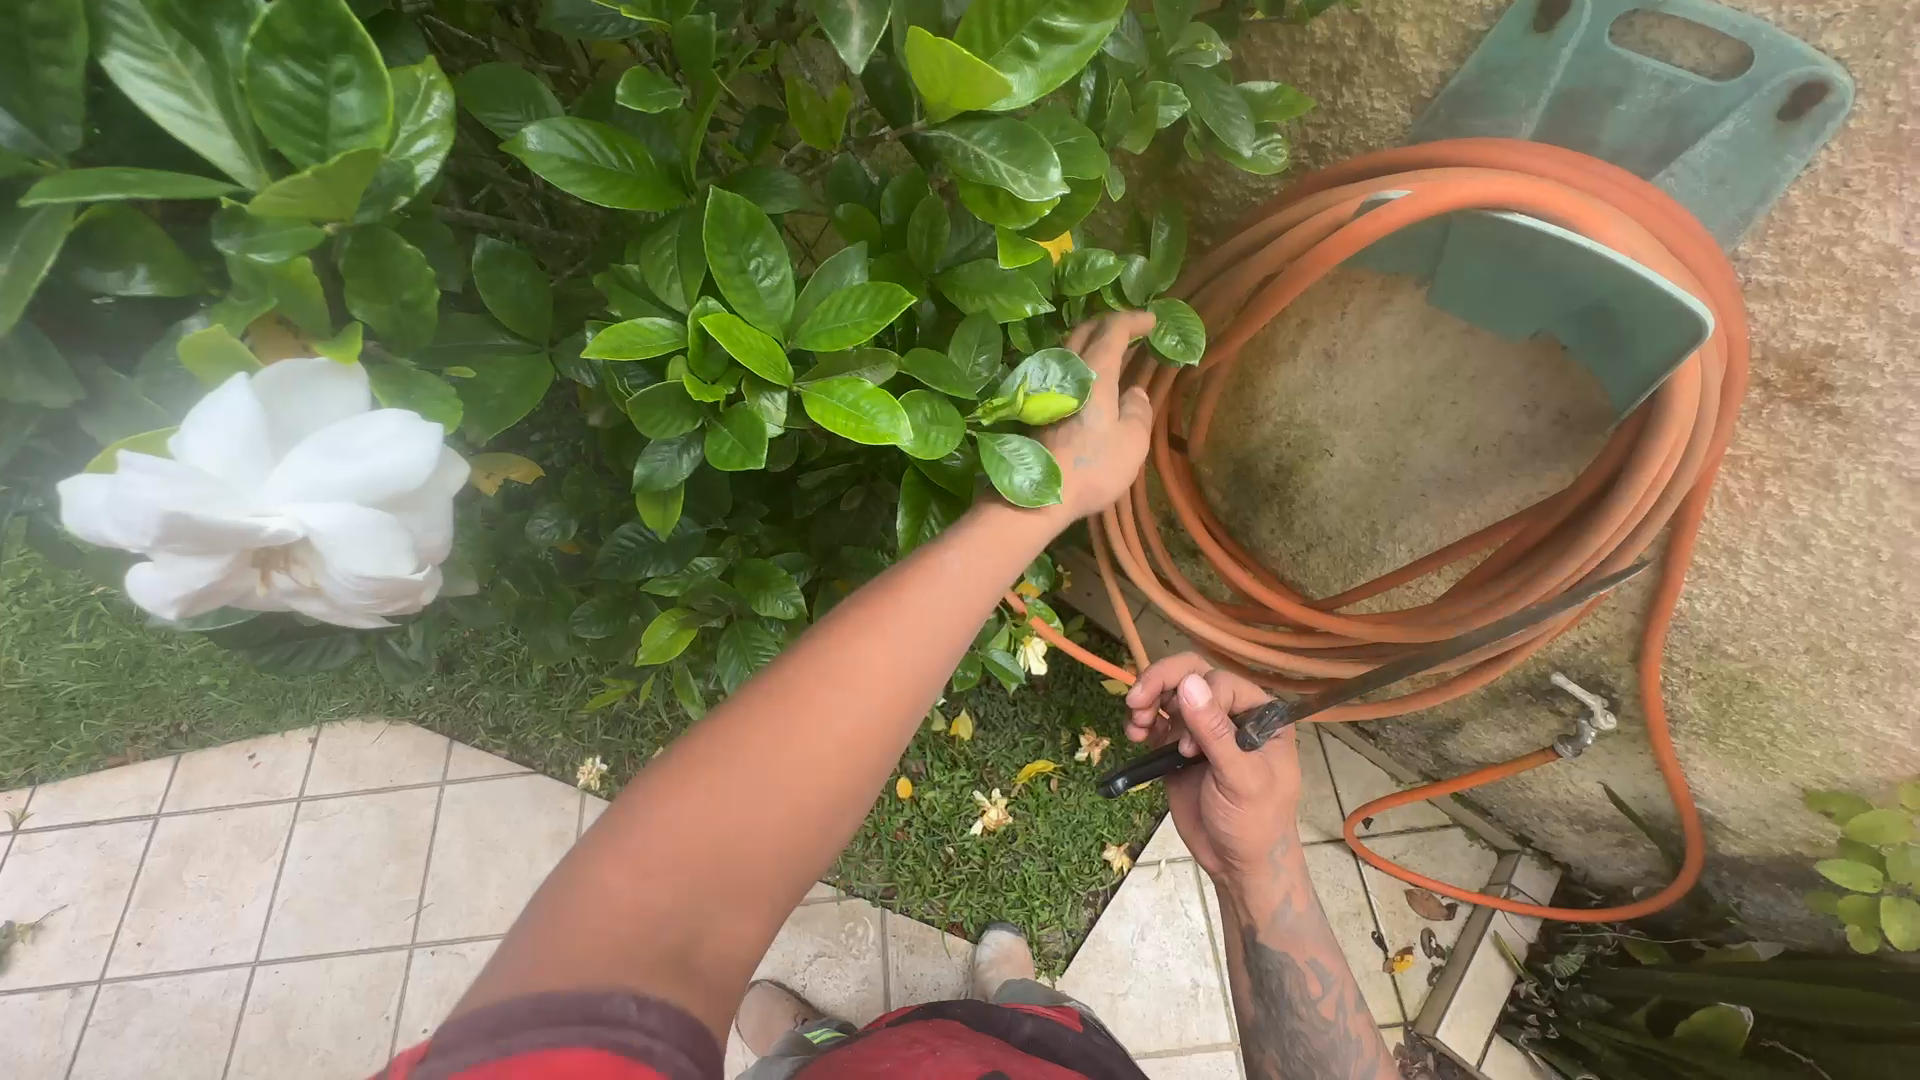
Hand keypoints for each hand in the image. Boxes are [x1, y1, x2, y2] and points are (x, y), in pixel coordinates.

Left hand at [1035, 311, 1155, 520]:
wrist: (1039, 496)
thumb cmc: (1092, 469)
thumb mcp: (1131, 442)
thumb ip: (1138, 411)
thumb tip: (1134, 393)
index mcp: (1094, 374)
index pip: (1112, 330)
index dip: (1132, 320)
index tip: (1151, 319)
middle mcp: (1066, 373)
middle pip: (1083, 332)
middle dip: (1107, 324)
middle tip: (1129, 328)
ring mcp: (1046, 390)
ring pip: (1066, 351)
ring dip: (1088, 343)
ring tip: (1108, 351)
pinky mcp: (1035, 409)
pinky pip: (1058, 372)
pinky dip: (1076, 365)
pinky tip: (1085, 380)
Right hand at [1124, 653, 1301, 883]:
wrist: (1236, 864)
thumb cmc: (1255, 823)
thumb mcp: (1241, 778)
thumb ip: (1214, 731)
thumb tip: (1189, 682)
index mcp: (1259, 714)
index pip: (1219, 682)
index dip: (1198, 703)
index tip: (1187, 747)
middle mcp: (1230, 712)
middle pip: (1190, 673)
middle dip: (1160, 682)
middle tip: (1135, 700)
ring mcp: (1201, 727)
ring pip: (1168, 691)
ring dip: (1146, 699)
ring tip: (1135, 724)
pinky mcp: (1176, 744)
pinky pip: (1155, 718)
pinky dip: (1140, 720)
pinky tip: (1134, 734)